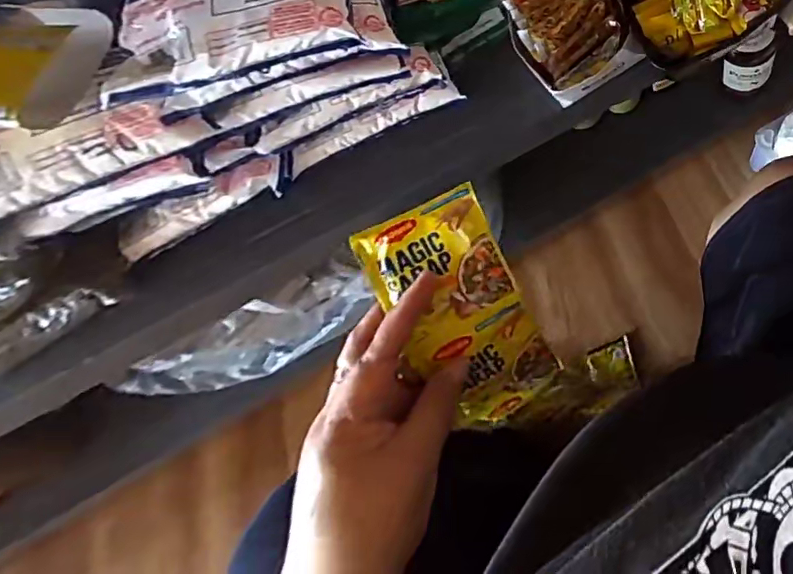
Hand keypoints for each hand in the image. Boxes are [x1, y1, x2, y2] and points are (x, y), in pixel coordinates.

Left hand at [283, 272, 466, 573]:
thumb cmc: (377, 518)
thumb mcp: (418, 457)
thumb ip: (438, 403)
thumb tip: (459, 359)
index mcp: (346, 414)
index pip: (380, 347)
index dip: (407, 309)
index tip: (429, 275)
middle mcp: (334, 419)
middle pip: (361, 357)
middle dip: (388, 322)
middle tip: (421, 292)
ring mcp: (337, 439)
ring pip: (369, 382)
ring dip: (399, 354)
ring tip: (433, 332)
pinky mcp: (346, 457)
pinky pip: (376, 405)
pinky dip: (401, 385)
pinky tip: (424, 386)